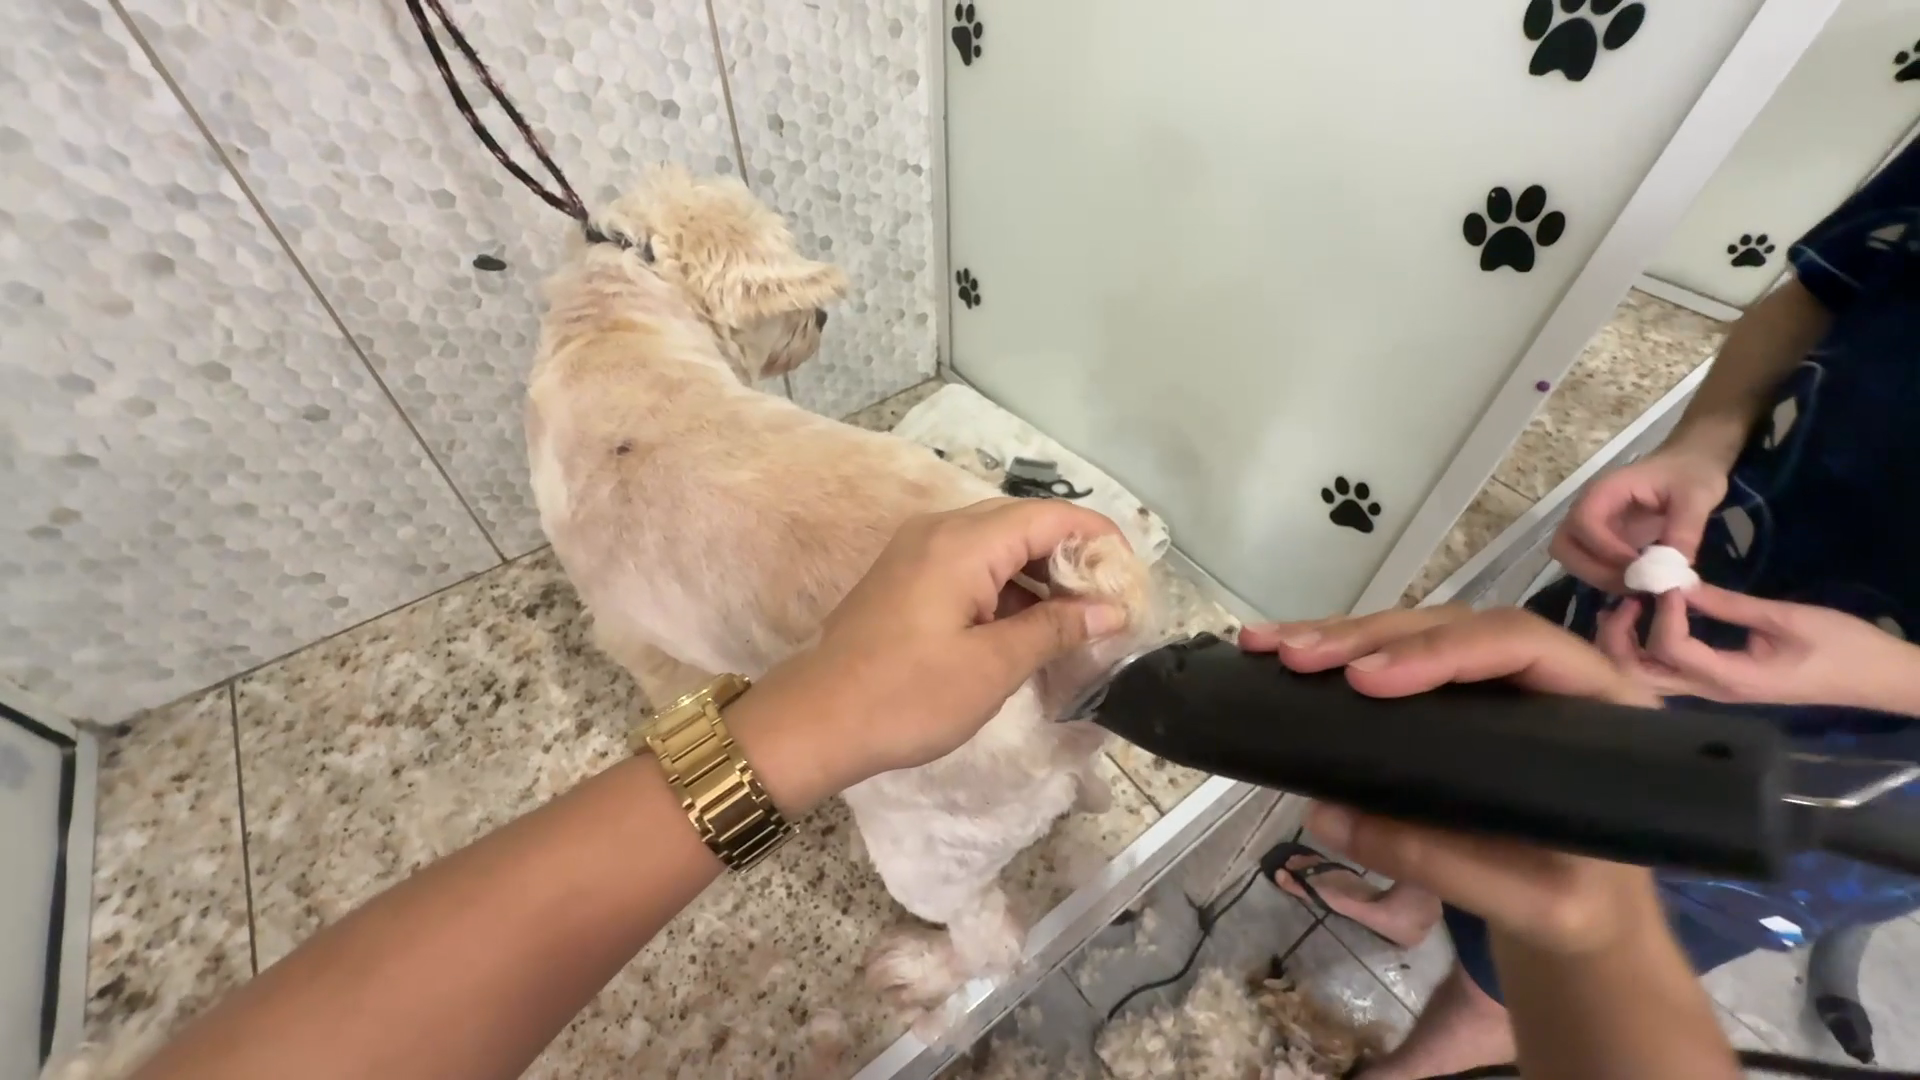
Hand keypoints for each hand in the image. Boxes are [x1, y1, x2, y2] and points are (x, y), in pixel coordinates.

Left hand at [736, 499, 1133, 811]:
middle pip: (1023, 525)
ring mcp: (918, 551)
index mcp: (963, 542)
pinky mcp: (907, 576)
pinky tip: (1026, 628)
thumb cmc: (907, 696)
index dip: (1098, 538)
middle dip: (1071, 559)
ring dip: (1038, 577)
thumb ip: (1056, 629)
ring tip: (1075, 622)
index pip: (1049, 517)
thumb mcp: (992, 666)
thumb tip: (1111, 611)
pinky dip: (1004, 589)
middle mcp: (940, 530)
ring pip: (996, 546)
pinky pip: (969, 566)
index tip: (1130, 577)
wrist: (814, 721)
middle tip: (1107, 604)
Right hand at [1240, 607, 1664, 953]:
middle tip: (1295, 657)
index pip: (1517, 645)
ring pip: (1404, 631)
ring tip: (1269, 645)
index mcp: (1591, 704)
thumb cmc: (1578, 904)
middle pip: (1445, 627)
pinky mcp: (1438, 691)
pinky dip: (1329, 650)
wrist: (1577, 908)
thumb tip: (1325, 814)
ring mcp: (1481, 677)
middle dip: (1363, 637)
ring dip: (1333, 634)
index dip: (1438, 653)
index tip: (1366, 680)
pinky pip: (1382, 654)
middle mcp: (1535, 674)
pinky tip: (1280, 651)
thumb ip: (1441, 862)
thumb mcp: (1532, 901)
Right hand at [1552, 448, 1728, 592]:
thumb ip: (1686, 530)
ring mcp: (1587, 527)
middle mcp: (1584, 510)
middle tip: (1634, 584)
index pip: (1583, 523)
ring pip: (1569, 558)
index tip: (1641, 567)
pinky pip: (1587, 563)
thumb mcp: (1698, 496)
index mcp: (1603, 492)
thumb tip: (1674, 571)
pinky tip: (1637, 581)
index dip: (1605, 548)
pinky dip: (1606, 577)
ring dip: (1597, 577)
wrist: (1686, 467)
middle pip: (1563, 546)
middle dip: (1593, 570)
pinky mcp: (1597, 540)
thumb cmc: (1690, 474)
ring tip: (1638, 585)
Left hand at [1596, 585, 1919, 713]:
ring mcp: (1709, 690)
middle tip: (1629, 601)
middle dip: (1618, 636)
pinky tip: (1645, 620)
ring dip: (1623, 643)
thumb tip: (1680, 585)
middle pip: (1636, 671)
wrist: (1887, 679)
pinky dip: (1639, 647)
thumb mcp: (1789, 619)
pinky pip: (1659, 671)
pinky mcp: (1713, 683)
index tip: (1669, 587)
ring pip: (1641, 675)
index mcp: (1732, 678)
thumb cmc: (1849, 649)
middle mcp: (1710, 690)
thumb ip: (1730, 605)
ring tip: (1632, 608)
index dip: (1662, 615)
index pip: (1669, 648)